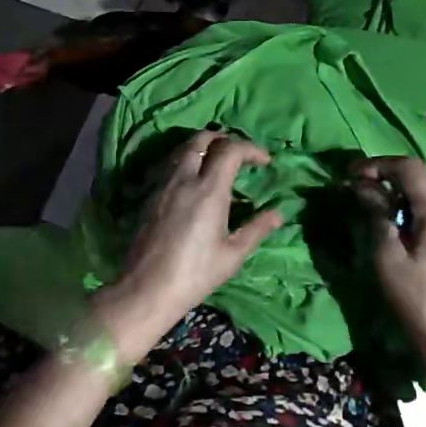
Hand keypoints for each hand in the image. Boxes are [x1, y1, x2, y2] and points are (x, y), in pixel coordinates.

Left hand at [104, 130, 282, 354]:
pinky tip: (195, 184)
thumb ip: (257, 228)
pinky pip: (171, 166)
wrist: (146, 289)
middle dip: (223, 138)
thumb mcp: (232, 254)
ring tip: (218, 165)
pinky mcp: (150, 196)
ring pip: (183, 150)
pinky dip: (187, 162)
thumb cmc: (195, 274)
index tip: (265, 161)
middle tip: (239, 154)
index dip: (251, 149)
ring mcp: (163, 186)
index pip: (230, 150)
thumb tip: (279, 213)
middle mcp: (184, 179)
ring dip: (203, 147)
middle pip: (201, 138)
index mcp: (208, 191)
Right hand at [351, 157, 425, 364]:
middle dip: (385, 172)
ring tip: (366, 198)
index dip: (376, 164)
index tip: (349, 173)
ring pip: (424, 186)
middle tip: (355, 183)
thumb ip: (376, 213)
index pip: (408, 168)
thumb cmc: (415, 295)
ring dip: (395, 186)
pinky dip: (406, 200)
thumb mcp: (388, 254)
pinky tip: (389, 214)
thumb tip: (360, 185)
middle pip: (419, 173)